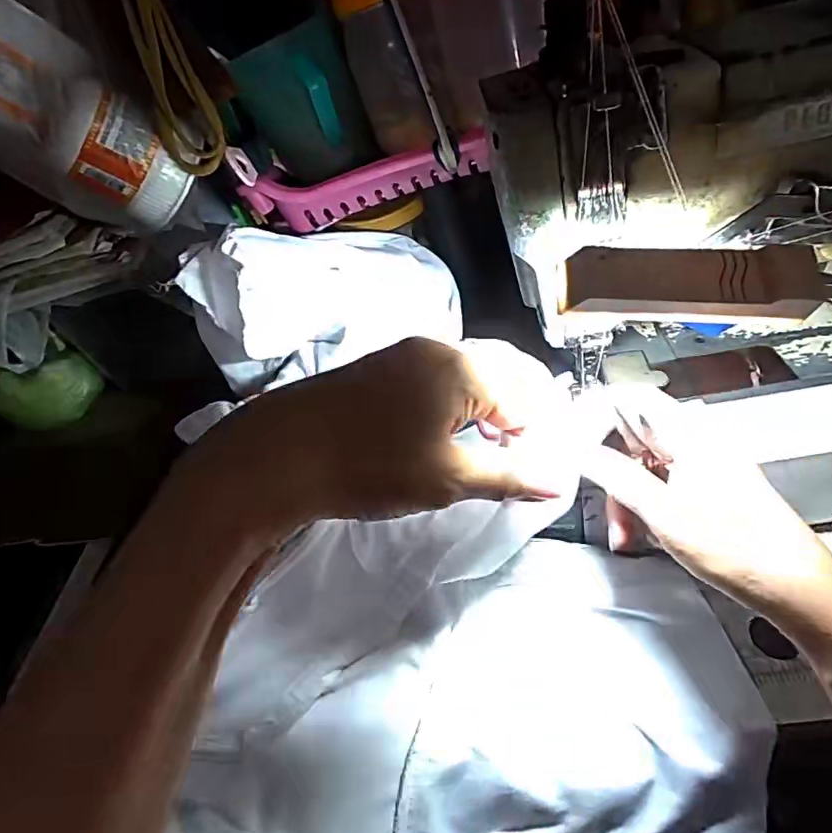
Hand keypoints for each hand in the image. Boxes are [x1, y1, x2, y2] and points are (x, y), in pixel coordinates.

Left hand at [171, 337, 569, 539]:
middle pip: (506, 372)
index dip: (537, 436)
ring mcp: (410, 352)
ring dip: (492, 405)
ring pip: (474, 371)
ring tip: (491, 446)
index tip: (535, 468)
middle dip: (522, 412)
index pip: (526, 399)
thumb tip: (555, 484)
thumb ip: (507, 477)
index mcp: (465, 369)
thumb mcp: (447, 478)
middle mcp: (442, 348)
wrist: (276, 457)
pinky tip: (451, 430)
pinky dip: (461, 399)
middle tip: (522, 452)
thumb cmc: (372, 467)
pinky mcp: (386, 364)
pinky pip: (444, 373)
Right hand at [577, 386, 831, 617]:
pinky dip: (653, 504)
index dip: (596, 418)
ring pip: (651, 464)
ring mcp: (709, 460)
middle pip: (637, 438)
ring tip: (631, 534)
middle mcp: (701, 438)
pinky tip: (652, 532)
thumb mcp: (662, 512)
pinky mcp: (714, 483)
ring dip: (633, 497)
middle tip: (611, 512)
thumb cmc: (741, 547)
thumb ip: (618, 476)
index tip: (575, 442)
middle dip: (616, 474)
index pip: (630, 400)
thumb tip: (586, 453)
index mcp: (689, 431)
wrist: (788, 578)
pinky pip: (670, 482)